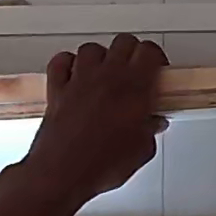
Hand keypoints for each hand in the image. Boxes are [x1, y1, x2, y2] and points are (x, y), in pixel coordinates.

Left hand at [21, 33, 168, 204]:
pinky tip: (74, 72)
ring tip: (106, 71)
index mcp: (134, 88)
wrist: (62, 174)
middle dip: (133, 52)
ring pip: (93, 48)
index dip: (156, 57)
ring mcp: (80, 80)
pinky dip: (68, 62)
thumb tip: (152, 126)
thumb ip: (150, 132)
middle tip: (136, 68)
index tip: (157, 68)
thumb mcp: (141, 151)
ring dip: (102, 56)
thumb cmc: (101, 164)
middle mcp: (107, 77)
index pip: (150, 52)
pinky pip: (61, 61)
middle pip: (124, 42)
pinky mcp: (57, 89)